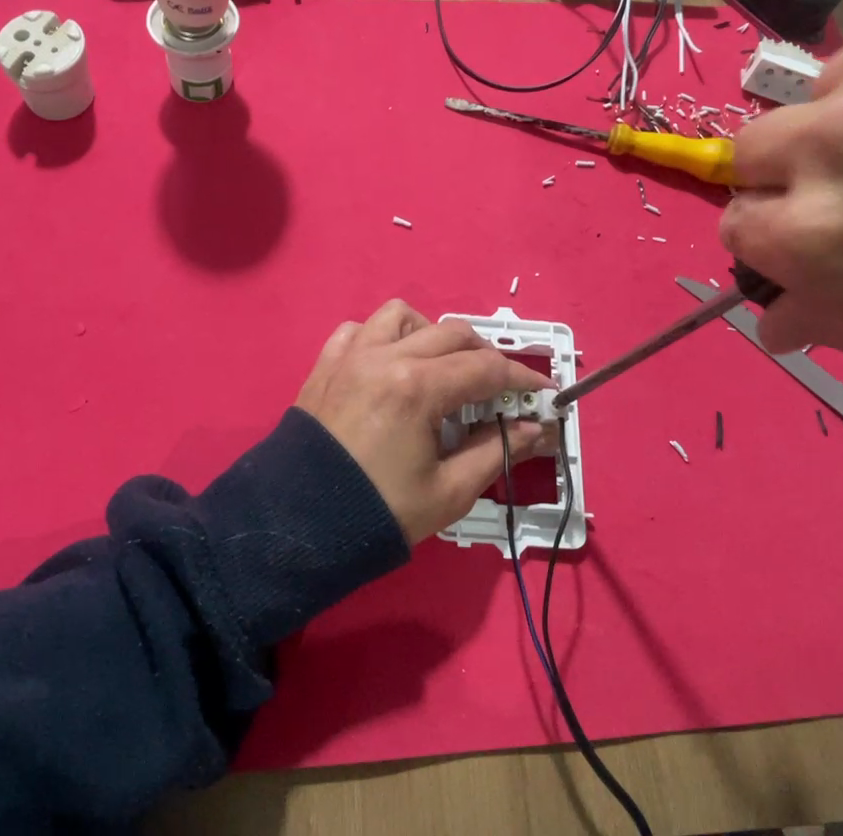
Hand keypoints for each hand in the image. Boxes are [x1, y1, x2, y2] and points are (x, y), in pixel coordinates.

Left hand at [296, 300, 556, 543]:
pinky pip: (358, 330)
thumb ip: (496, 451)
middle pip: (451, 334)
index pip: (485, 368)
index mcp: (417, 387)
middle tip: (498, 389)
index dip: (521, 378)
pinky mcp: (325, 367)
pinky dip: (382, 337)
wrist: (299, 525)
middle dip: (484, 356)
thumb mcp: (449, 491)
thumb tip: (533, 429)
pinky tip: (391, 365)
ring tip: (440, 370)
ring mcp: (350, 357)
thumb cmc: (380, 511)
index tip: (542, 392)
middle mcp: (384, 357)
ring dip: (431, 334)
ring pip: (401, 316)